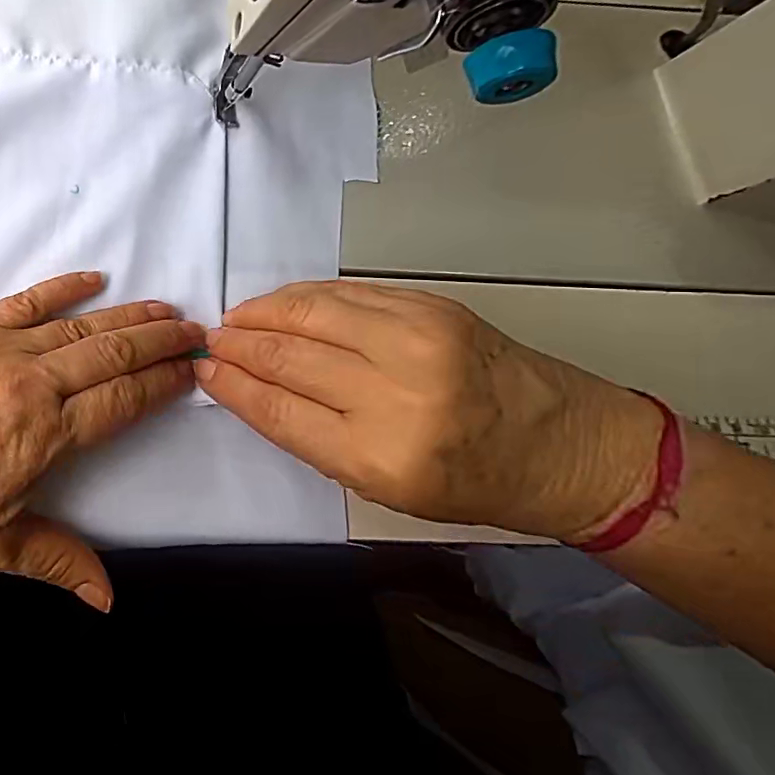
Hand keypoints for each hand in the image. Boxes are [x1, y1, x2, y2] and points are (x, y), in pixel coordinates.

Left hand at [0, 272, 204, 610]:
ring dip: (125, 316)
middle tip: (193, 332)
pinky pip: (24, 301)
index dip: (160, 385)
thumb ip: (55, 560)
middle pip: (111, 354)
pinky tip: (92, 279)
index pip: (121, 401)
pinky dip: (61, 288)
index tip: (190, 372)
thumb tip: (109, 599)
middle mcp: (30, 384)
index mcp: (44, 435)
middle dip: (158, 342)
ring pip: (78, 325)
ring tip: (162, 310)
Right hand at [195, 280, 661, 540]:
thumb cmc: (466, 481)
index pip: (276, 408)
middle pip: (286, 355)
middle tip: (209, 340)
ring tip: (237, 319)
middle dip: (236, 344)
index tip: (202, 368)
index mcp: (379, 455)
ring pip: (309, 312)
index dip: (230, 384)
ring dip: (261, 312)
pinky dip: (302, 297)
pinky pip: (345, 293)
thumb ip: (304, 431)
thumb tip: (242, 384)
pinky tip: (281, 305)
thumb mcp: (375, 480)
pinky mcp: (435, 309)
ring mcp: (422, 343)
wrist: (571, 449)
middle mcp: (399, 395)